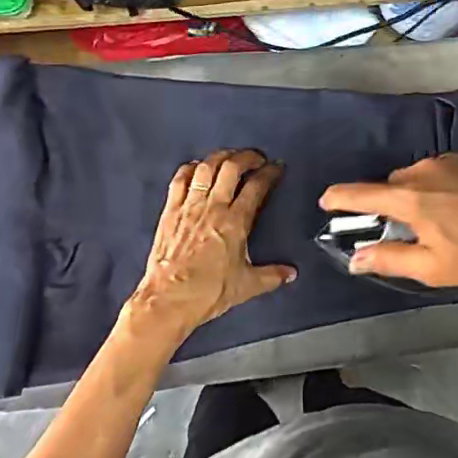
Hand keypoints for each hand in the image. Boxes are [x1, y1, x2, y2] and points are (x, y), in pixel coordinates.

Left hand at [122, 150, 295, 348]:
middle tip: (257, 157)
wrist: (167, 302)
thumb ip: (272, 275)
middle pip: (232, 167)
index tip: (276, 167)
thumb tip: (290, 274)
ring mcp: (190, 207)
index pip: (257, 185)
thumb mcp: (247, 285)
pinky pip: (180, 180)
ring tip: (231, 156)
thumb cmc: (207, 292)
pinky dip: (191, 169)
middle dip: (248, 156)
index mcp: (235, 222)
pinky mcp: (170, 213)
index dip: (270, 172)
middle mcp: (213, 208)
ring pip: (206, 168)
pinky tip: (198, 168)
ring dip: (221, 156)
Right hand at [318, 150, 457, 293]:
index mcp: (412, 198)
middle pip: (396, 183)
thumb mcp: (435, 268)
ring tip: (446, 217)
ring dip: (424, 191)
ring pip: (425, 173)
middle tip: (408, 227)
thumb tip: (356, 257)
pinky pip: (453, 167)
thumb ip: (391, 258)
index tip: (327, 199)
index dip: (341, 197)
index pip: (363, 193)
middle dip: (393, 202)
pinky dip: (451, 182)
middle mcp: (429, 169)